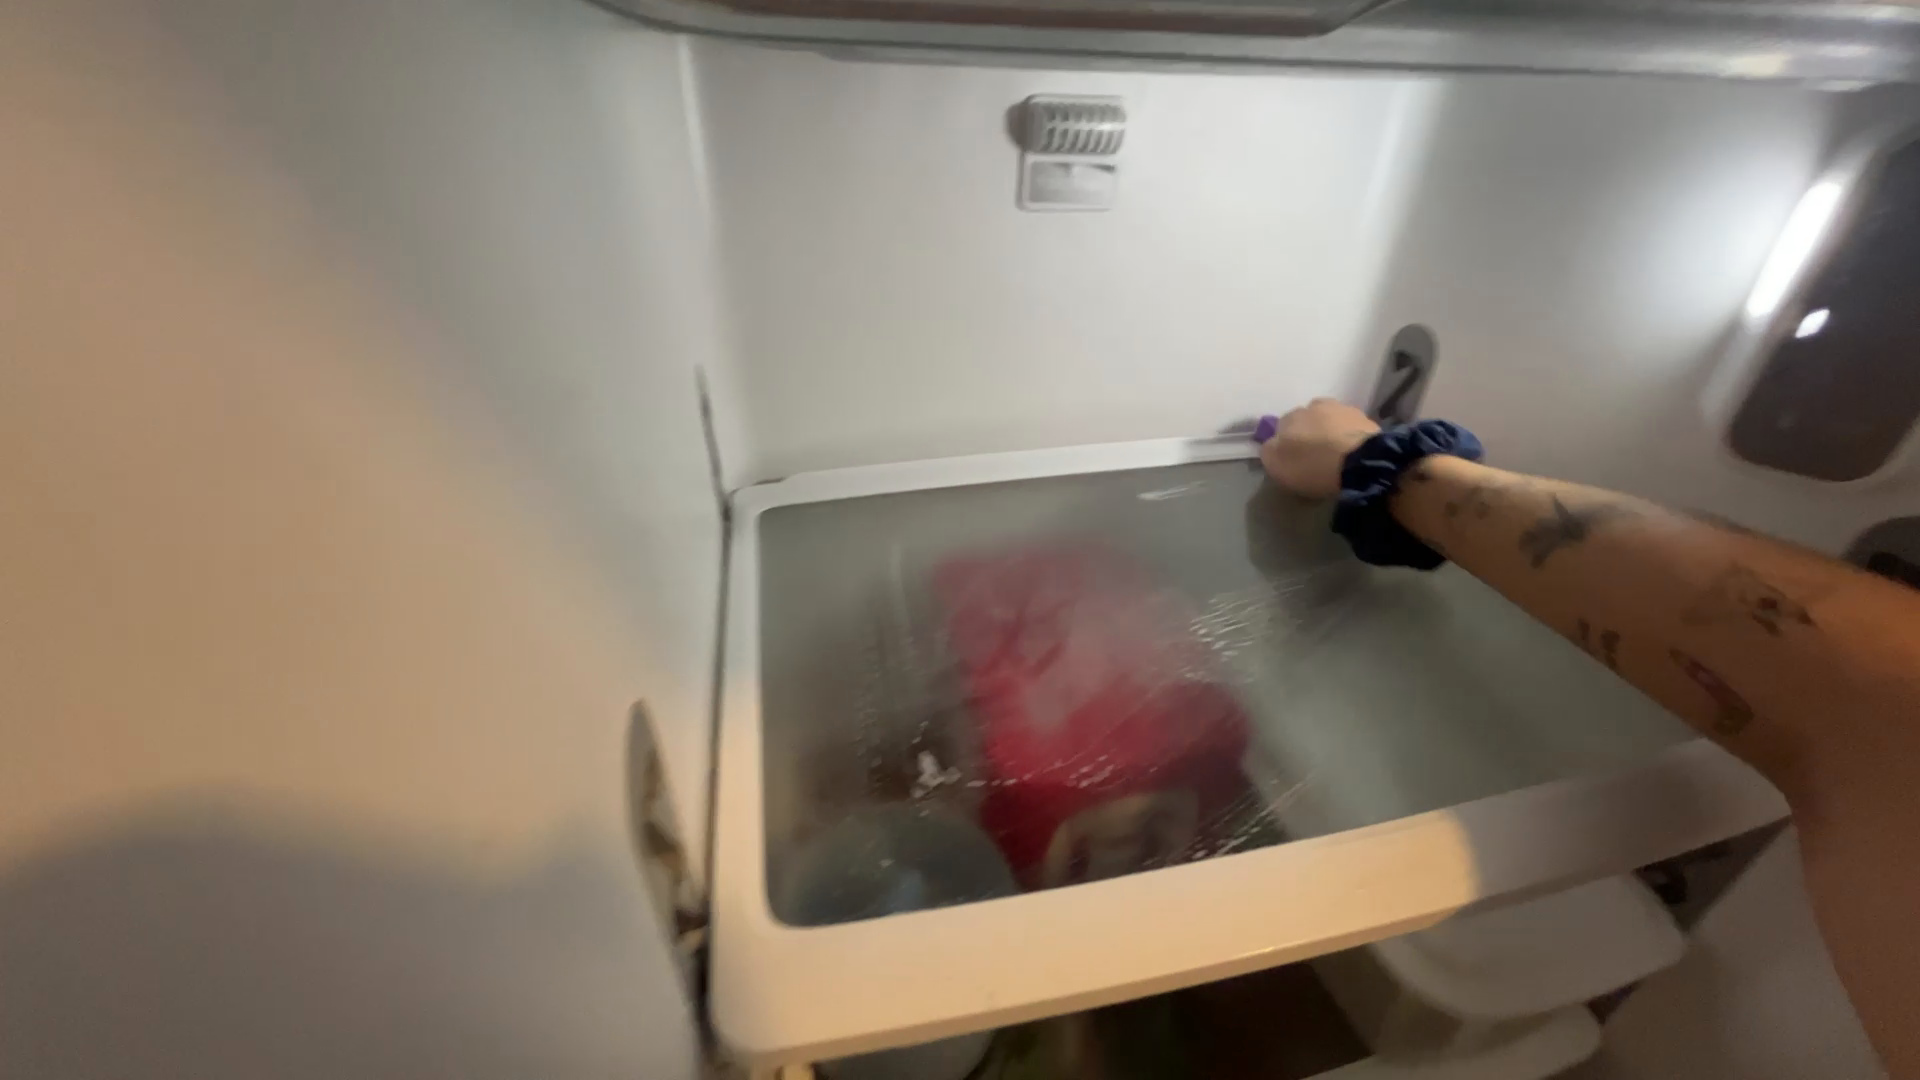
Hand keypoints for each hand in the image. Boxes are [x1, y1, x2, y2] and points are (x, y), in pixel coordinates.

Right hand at [1258, 399, 1378, 498]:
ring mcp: (1344, 410)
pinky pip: (1352, 428)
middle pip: (1307, 419)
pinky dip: (1349, 437)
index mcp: (1290, 416)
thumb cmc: (1312, 464)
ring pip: (1331, 420)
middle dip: (1308, 432)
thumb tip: (1273, 444)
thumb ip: (1269, 450)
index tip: (1290, 457)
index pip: (1281, 426)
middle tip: (1313, 454)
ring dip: (1330, 432)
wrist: (1361, 462)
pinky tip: (1351, 453)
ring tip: (1335, 454)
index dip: (1285, 442)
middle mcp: (1315, 406)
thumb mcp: (1276, 464)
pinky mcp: (1367, 420)